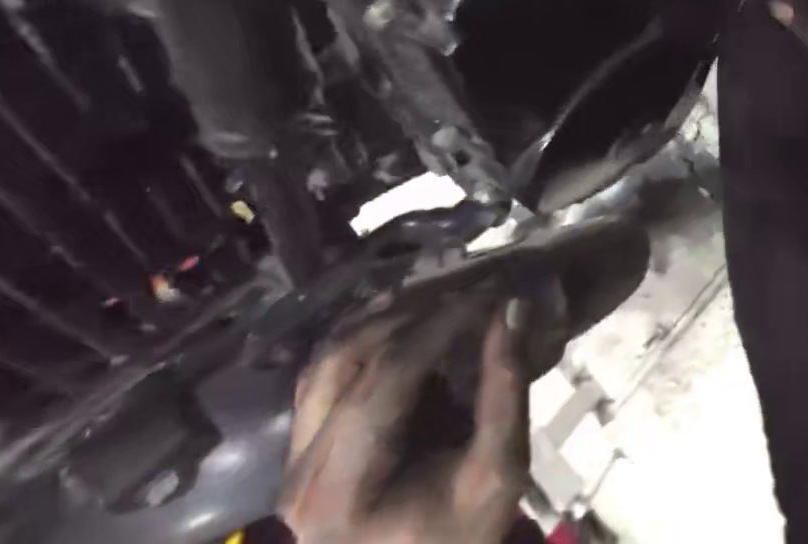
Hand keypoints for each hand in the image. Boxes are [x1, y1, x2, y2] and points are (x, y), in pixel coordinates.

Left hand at [279, 295, 528, 543]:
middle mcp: (302, 470)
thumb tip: (513, 305)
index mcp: (343, 490)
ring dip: (387, 317)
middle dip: (419, 312)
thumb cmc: (463, 532)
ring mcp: (294, 456)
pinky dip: (368, 334)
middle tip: (471, 289)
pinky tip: (407, 318)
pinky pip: (327, 369)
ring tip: (441, 296)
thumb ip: (505, 388)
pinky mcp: (303, 443)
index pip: (391, 375)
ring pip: (332, 355)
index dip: (442, 323)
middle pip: (353, 357)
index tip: (491, 293)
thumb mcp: (500, 470)